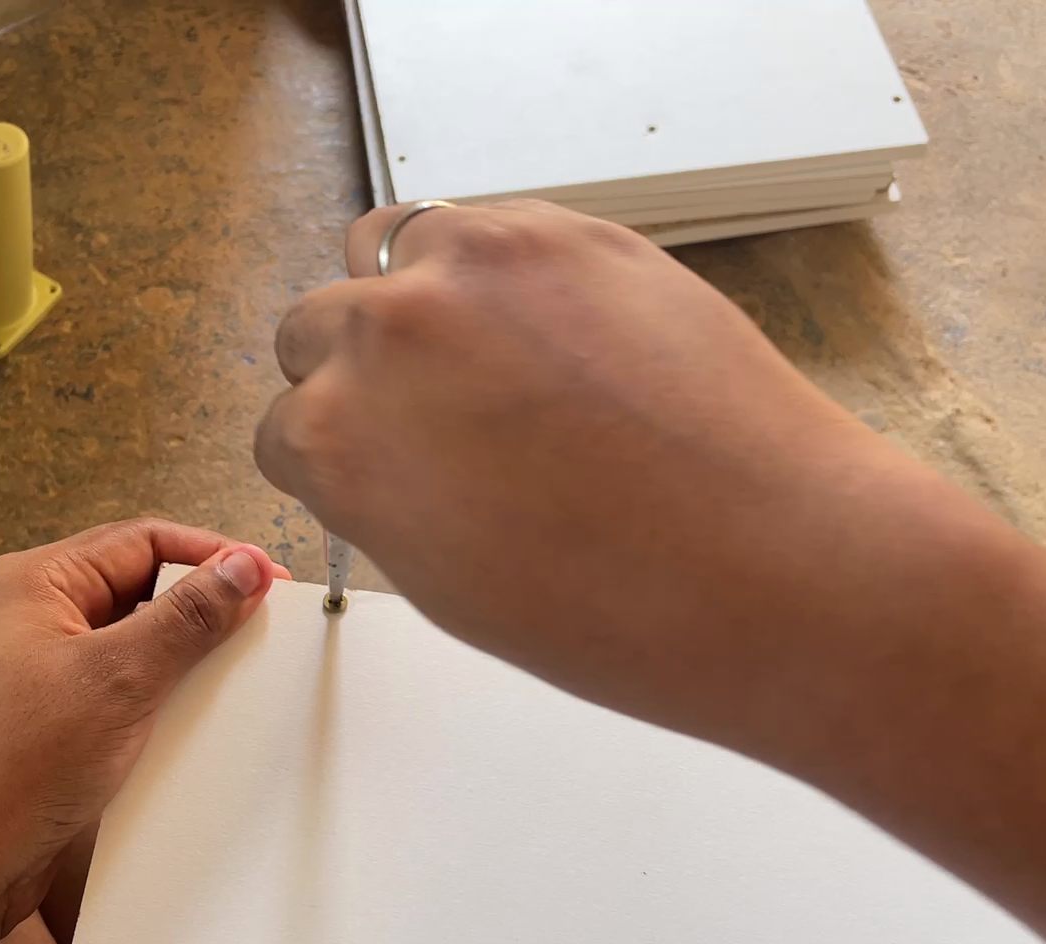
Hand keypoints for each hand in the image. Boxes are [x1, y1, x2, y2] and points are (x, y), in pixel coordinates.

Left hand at [0, 519, 285, 932]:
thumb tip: (247, 564)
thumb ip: (188, 616)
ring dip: (181, 644)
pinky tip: (191, 704)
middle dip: (199, 598)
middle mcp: (31, 612)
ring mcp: (35, 665)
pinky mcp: (45, 711)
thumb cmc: (20, 763)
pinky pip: (114, 677)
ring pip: (128, 633)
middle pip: (135, 582)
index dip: (211, 552)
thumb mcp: (118, 678)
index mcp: (36, 581)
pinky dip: (156, 683)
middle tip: (260, 619)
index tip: (270, 576)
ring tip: (236, 661)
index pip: (141, 540)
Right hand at [257, 200, 1016, 747]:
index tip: (365, 464)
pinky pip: (476, 228)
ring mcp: (468, 269)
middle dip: (346, 373)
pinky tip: (538, 327)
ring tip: (462, 345)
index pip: (278, 429)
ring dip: (398, 293)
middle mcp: (378, 338)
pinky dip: (483, 271)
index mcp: (331, 443)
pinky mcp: (559, 229)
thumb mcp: (436, 579)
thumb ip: (374, 493)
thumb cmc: (600, 612)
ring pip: (380, 248)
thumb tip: (371, 451)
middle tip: (416, 409)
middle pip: (310, 329)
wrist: (767, 570)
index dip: (321, 456)